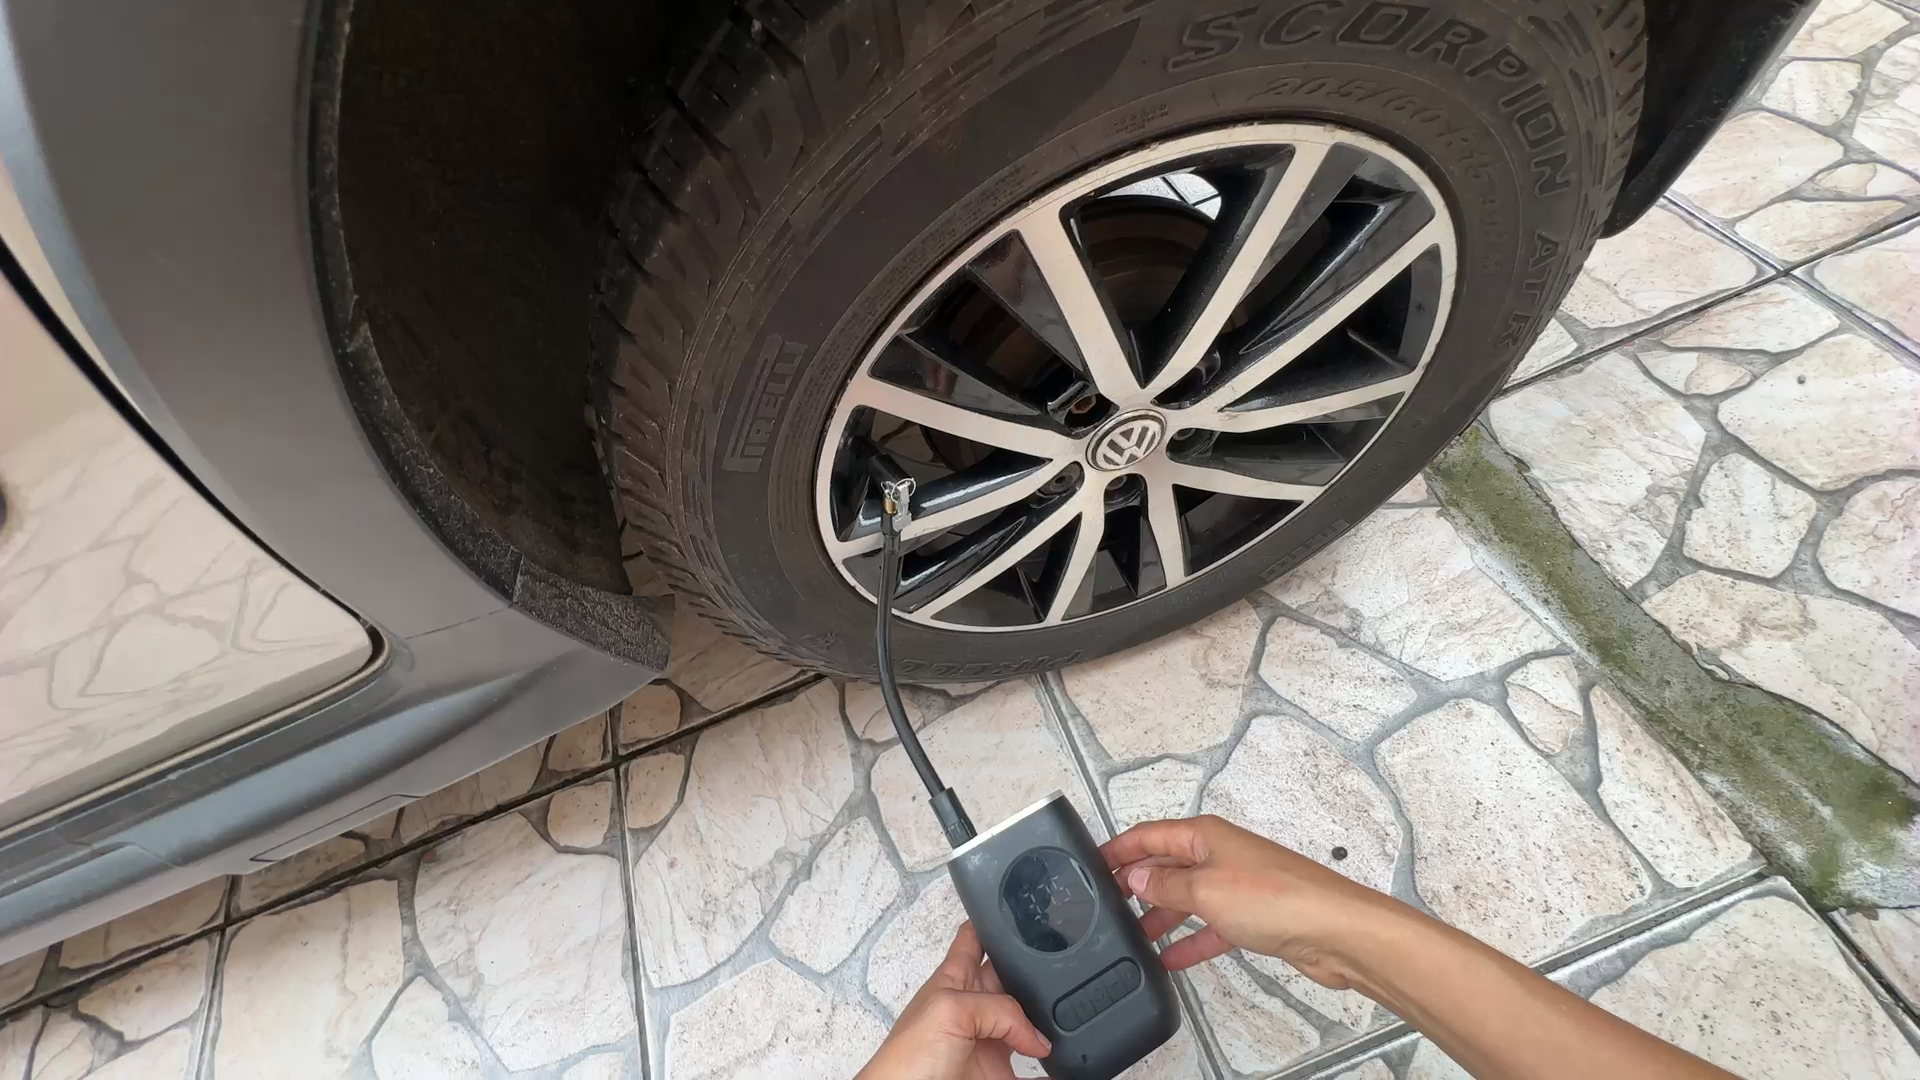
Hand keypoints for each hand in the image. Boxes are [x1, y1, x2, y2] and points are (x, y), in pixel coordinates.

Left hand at [855, 922, 1052, 1079]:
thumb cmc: (905, 1063)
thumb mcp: (949, 1011)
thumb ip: (997, 1010)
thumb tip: (1035, 1037)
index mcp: (954, 980)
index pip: (975, 938)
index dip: (992, 922)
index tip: (1017, 907)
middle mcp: (974, 1009)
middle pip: (1010, 981)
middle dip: (1033, 976)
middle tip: (1060, 975)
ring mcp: (986, 1046)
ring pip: (1026, 1028)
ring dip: (1046, 1025)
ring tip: (1070, 1018)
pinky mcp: (996, 1079)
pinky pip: (1033, 1077)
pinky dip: (1050, 1075)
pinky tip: (1069, 1066)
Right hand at [1101, 815, 1406, 992]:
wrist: (1336, 932)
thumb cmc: (1275, 898)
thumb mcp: (1206, 890)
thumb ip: (1165, 884)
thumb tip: (1134, 876)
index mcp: (1203, 834)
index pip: (1149, 834)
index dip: (1120, 848)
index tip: (1094, 863)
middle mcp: (1217, 853)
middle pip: (1166, 864)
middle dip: (1137, 882)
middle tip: (1107, 903)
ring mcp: (1235, 884)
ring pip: (1185, 896)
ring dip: (1160, 914)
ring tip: (1132, 935)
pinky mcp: (1251, 916)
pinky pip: (1209, 926)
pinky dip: (1190, 939)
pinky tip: (1171, 959)